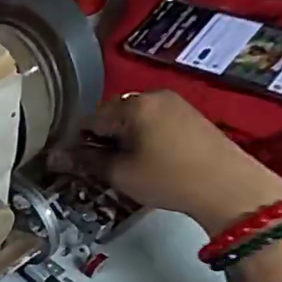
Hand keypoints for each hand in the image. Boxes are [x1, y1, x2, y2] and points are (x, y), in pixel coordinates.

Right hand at [56, 91, 281, 235]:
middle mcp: (153, 95)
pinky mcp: (189, 116)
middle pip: (113, 115)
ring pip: (134, 119)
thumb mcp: (122, 174)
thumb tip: (55, 157)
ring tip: (126, 169)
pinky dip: (143, 138)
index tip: (74, 165)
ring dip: (123, 140)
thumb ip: (86, 162)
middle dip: (102, 140)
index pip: (90, 119)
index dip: (78, 143)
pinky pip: (154, 121)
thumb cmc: (169, 179)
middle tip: (101, 170)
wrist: (227, 186)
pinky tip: (149, 162)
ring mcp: (174, 103)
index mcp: (132, 104)